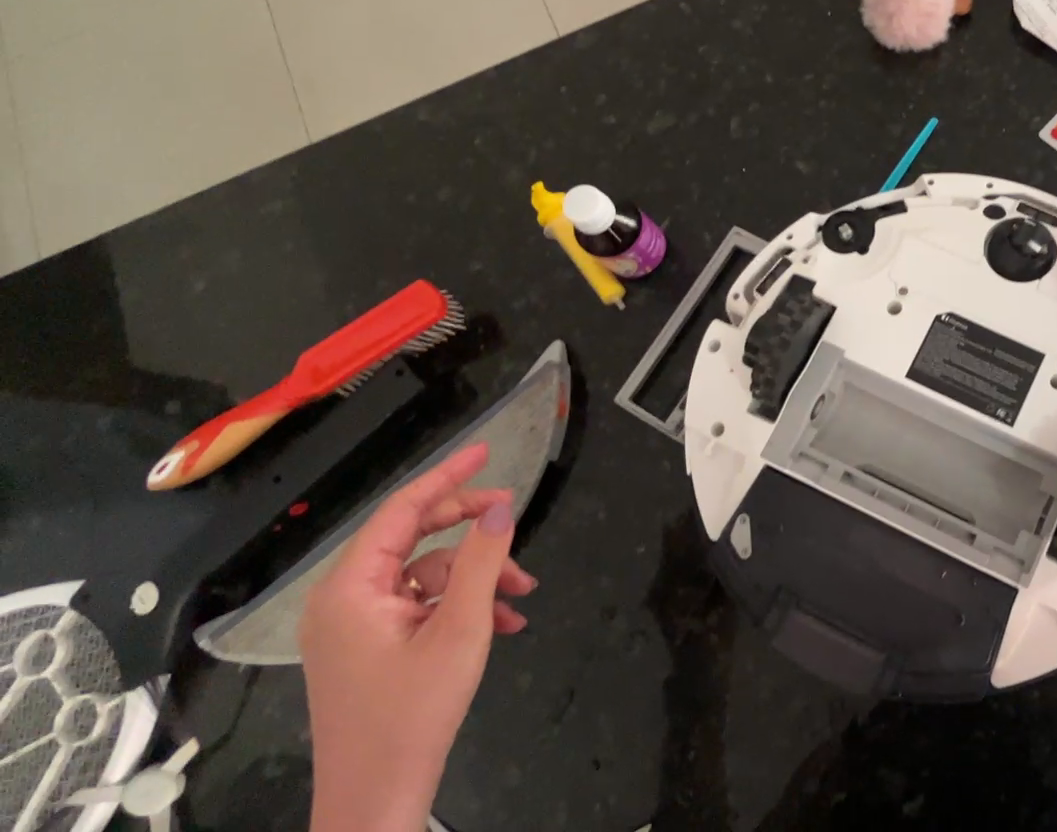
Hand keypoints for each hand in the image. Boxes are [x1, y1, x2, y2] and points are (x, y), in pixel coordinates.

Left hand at [299, 443, 536, 831]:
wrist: (377, 798)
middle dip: (473, 532)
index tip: (486, 449)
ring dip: (479, 577)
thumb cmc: (415, 712)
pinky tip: (505, 622)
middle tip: (517, 520)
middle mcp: (345, 598)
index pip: (401, 511)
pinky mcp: (371, 645)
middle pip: (414, 538)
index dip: (447, 477)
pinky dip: (464, 606)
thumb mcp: (462, 629)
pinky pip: (422, 604)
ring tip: (522, 597)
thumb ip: (483, 561)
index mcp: (350, 588)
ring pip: (427, 573)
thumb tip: (501, 506)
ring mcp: (356, 624)